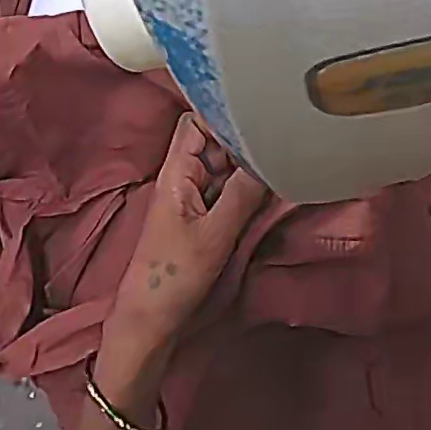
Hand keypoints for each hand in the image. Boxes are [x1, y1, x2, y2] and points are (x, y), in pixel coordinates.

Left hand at [107, 114, 269, 350]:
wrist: (150, 317)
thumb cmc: (175, 274)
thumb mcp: (215, 233)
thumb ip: (243, 192)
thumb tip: (271, 156)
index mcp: (176, 172)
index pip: (195, 122)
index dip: (222, 113)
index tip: (258, 114)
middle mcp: (183, 177)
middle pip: (213, 142)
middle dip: (243, 141)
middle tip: (279, 141)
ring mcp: (191, 197)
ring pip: (223, 167)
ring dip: (247, 166)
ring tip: (280, 160)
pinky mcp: (201, 217)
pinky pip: (225, 190)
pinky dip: (244, 187)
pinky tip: (268, 188)